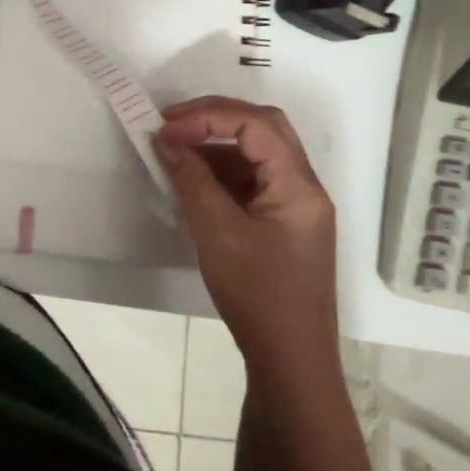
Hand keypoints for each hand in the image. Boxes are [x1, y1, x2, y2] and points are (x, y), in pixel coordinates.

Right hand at [155, 97, 382, 470]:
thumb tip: (166, 139)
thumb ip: (191, 179)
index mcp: (298, 186)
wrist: (289, 354)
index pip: (256, 125)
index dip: (208, 116)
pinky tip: (190, 180)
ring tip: (173, 152)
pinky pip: (251, 178)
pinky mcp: (281, 222)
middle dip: (215, 117)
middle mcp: (303, 187)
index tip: (165, 129)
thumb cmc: (256, 291)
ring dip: (214, 143)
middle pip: (264, 128)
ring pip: (257, 152)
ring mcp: (294, 205)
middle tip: (170, 123)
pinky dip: (219, 169)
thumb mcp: (216, 231)